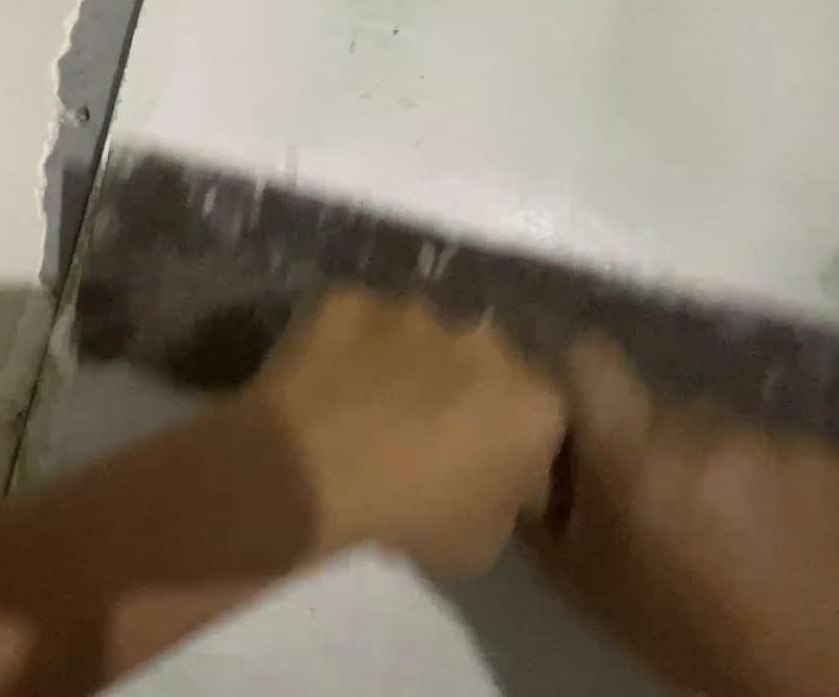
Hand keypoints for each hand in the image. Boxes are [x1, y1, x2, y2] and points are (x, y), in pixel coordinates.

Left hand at [241, 289, 565, 576]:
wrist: (305, 468)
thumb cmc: (402, 513)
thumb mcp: (482, 540)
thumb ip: (505, 494)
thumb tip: (490, 473)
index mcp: (532, 400)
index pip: (533, 412)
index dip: (501, 433)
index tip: (470, 454)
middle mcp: (482, 338)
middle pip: (477, 358)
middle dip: (454, 383)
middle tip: (412, 419)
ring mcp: (411, 309)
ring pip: (415, 331)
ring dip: (399, 355)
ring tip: (359, 393)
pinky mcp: (348, 296)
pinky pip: (354, 319)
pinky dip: (344, 340)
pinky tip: (323, 372)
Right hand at [525, 343, 838, 696]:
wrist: (838, 694)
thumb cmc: (681, 628)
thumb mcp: (574, 574)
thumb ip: (536, 501)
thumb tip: (523, 454)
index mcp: (630, 448)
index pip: (590, 357)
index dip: (582, 374)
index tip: (586, 410)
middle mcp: (706, 428)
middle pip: (661, 407)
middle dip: (655, 443)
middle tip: (665, 500)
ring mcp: (788, 445)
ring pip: (729, 433)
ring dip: (721, 465)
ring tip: (738, 528)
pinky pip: (794, 456)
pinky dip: (785, 487)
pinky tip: (793, 538)